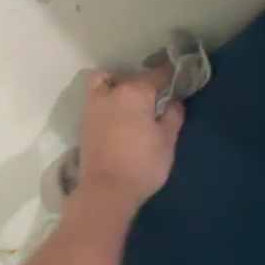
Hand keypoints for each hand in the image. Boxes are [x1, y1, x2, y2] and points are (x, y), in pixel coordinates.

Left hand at [74, 66, 186, 213]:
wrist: (106, 190)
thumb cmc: (142, 164)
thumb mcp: (167, 141)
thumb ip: (173, 116)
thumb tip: (174, 101)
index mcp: (135, 92)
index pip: (157, 74)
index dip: (171, 74)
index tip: (179, 77)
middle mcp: (113, 91)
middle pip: (133, 78)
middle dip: (147, 83)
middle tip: (159, 98)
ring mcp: (94, 104)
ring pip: (108, 81)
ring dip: (120, 84)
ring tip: (133, 102)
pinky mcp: (85, 120)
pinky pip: (96, 96)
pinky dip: (105, 96)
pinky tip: (117, 113)